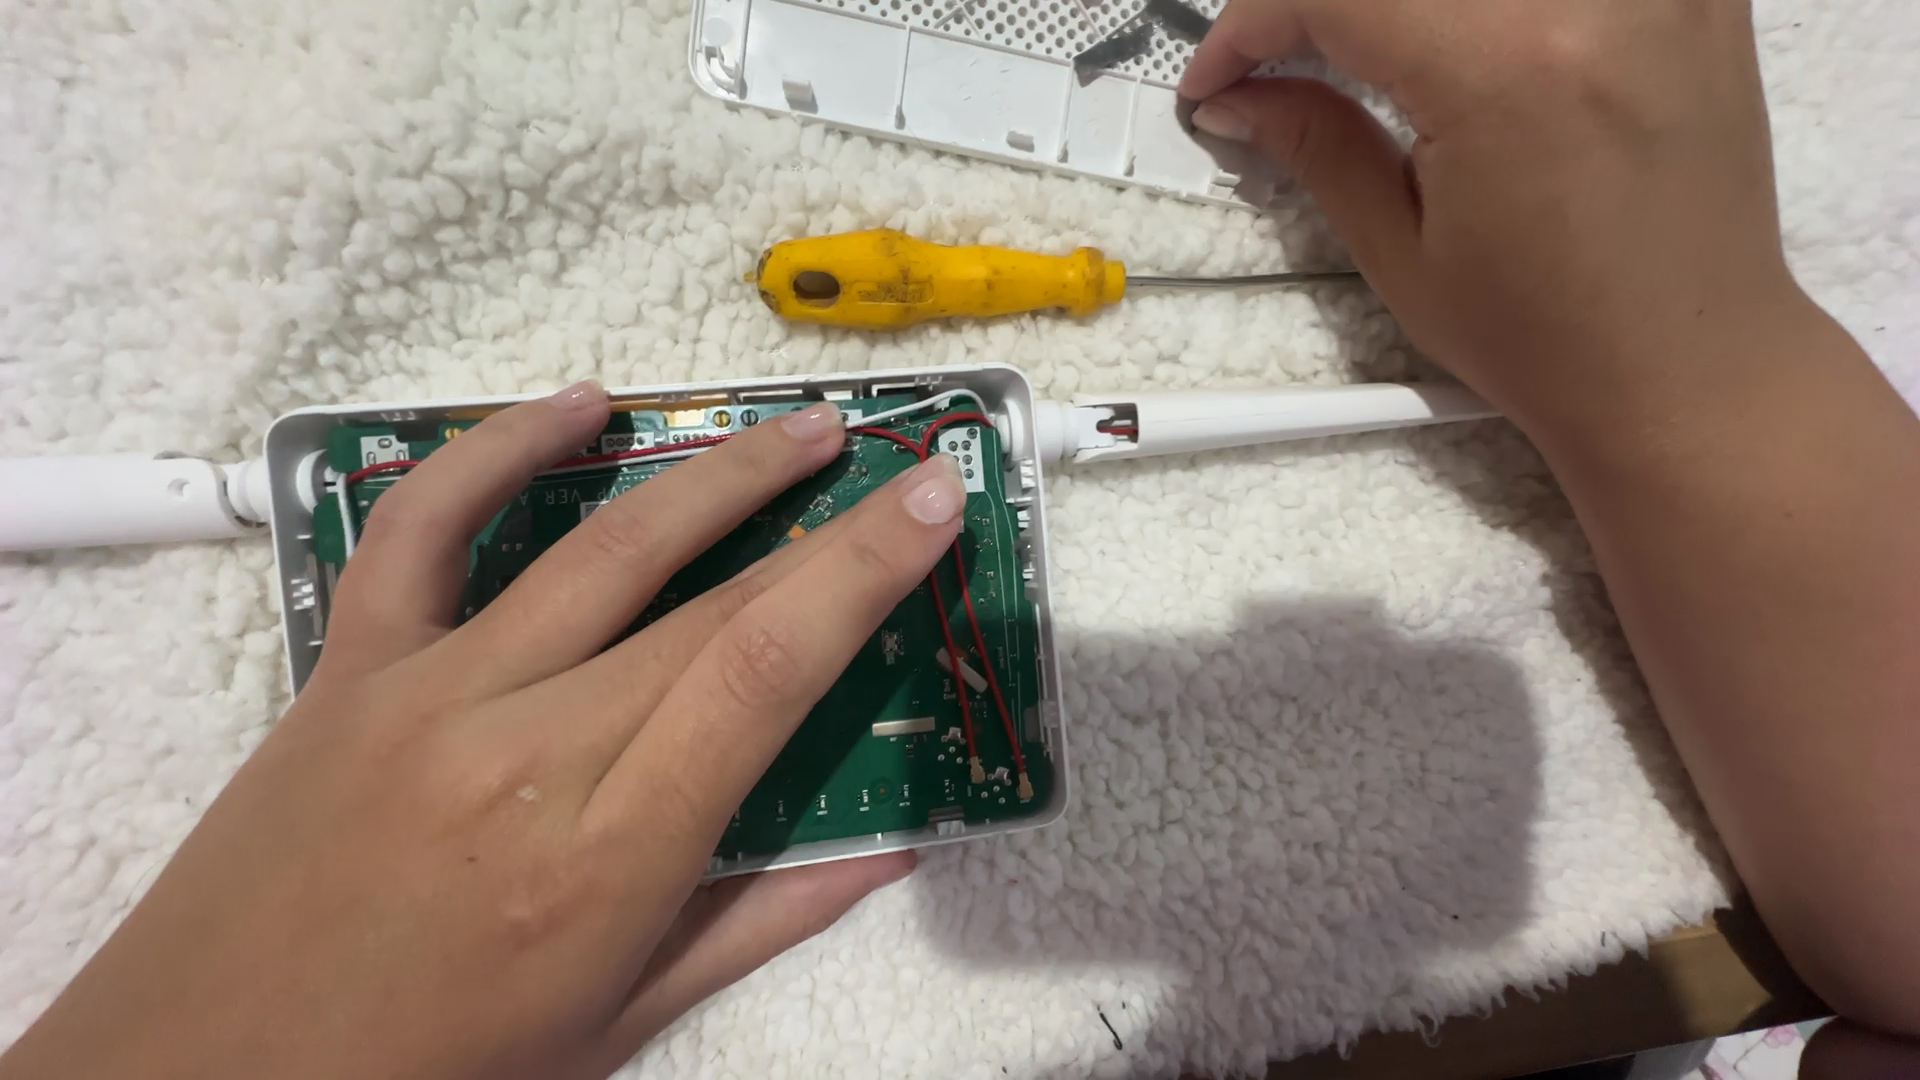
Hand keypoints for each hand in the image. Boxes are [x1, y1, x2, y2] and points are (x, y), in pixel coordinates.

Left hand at [0, 381, 967, 1079]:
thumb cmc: (440, 1076)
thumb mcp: (631, 1018)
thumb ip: (772, 917)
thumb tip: (894, 847)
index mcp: (611, 849)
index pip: (766, 673)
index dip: (861, 573)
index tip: (932, 505)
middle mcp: (529, 748)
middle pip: (713, 603)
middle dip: (831, 523)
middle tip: (905, 467)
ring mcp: (431, 692)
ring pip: (602, 547)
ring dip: (718, 472)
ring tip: (802, 427)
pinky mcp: (351, 665)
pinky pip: (424, 530)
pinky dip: (499, 450)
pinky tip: (580, 403)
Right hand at [1180, 0, 1817, 451]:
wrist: (1676, 355)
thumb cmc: (1529, 330)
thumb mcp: (1395, 248)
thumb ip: (1316, 144)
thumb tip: (1235, 98)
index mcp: (1505, 67)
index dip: (1250, 23)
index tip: (1210, 81)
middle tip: (1263, 60)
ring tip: (1338, 51)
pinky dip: (1462, 1)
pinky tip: (1435, 41)